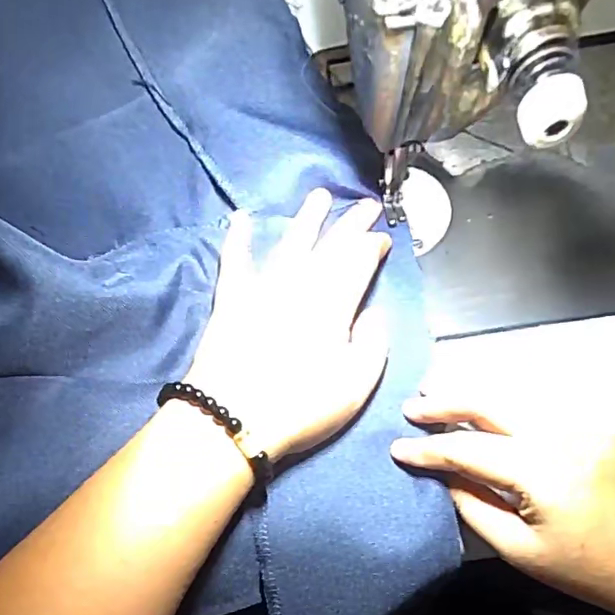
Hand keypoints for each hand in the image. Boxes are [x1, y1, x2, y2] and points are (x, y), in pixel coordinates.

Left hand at [180, 189, 392, 460]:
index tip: (383, 237)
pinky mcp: (231, 301)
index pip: (358, 263)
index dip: (372, 246)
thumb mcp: (356, 386)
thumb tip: (373, 315)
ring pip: (289, 244)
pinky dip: (239, 239)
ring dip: (306, 219)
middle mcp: (300, 287)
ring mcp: (262, 290)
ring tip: (320, 196)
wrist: (233, 418)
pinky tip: (243, 219)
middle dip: (350, 224)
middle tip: (366, 206)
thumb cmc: (301, 408)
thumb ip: (372, 345)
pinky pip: (235, 261)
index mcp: (334, 306)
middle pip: (330, 246)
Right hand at [389, 395, 614, 614]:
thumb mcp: (522, 551)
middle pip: (493, 403)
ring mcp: (587, 426)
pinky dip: (510, 412)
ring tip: (441, 404)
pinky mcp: (600, 429)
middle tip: (411, 408)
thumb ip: (476, 508)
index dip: (430, 450)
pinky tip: (491, 419)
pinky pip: (544, 413)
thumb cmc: (591, 572)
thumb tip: (445, 478)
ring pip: (518, 401)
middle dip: (447, 402)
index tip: (397, 449)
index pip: (471, 449)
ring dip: (477, 402)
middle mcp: (565, 435)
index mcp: (544, 472)